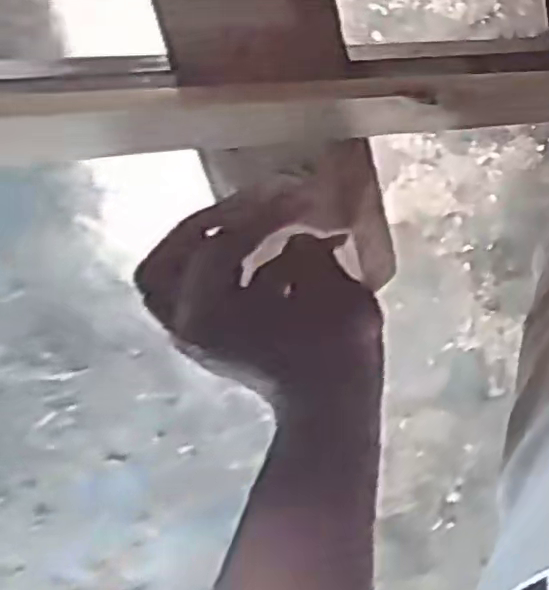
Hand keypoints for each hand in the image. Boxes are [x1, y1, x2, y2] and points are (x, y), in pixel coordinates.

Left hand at [136, 185, 382, 414]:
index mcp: (210, 314)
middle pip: (169, 260)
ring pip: (178, 275)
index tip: (299, 196)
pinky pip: (206, 288)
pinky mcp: (214, 332)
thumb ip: (309, 259)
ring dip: (212, 242)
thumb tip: (302, 237)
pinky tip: (282, 252)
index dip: (261, 216)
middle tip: (254, 198)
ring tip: (257, 218)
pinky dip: (236, 264)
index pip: (219, 248)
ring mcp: (195, 330)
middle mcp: (186, 322)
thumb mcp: (335, 293)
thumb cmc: (339, 344)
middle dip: (209, 223)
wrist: (332, 393)